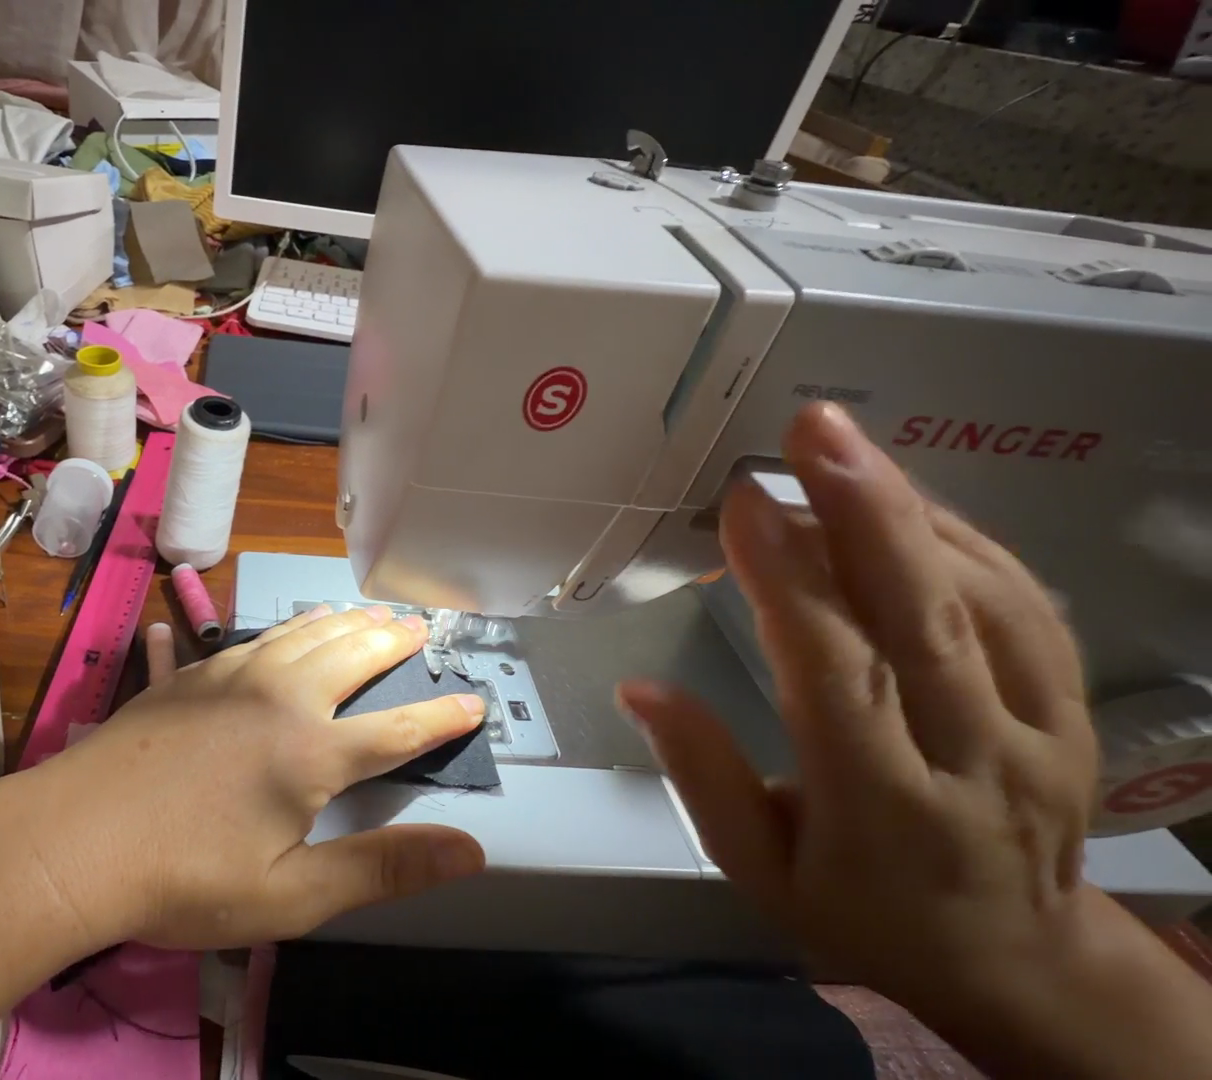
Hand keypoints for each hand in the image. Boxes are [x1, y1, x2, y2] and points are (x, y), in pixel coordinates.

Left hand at [8, 605, 487, 951]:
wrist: (74, 841)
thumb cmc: (185, 880)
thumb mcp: (292, 894)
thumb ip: (381, 868)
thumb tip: (470, 850)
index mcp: (311, 751)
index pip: (398, 728)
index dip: (442, 716)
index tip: (475, 701)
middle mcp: (277, 697)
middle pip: (351, 655)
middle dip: (393, 640)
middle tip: (418, 627)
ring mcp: (225, 678)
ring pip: (298, 634)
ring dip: (339, 622)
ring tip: (364, 612)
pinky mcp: (184, 678)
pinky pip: (239, 641)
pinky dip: (273, 631)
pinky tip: (272, 628)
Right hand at [617, 402, 1099, 1009]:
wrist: (1016, 961)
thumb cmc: (859, 911)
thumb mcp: (755, 868)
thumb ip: (702, 775)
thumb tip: (640, 688)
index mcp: (881, 802)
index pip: (834, 670)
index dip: (787, 580)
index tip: (742, 502)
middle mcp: (975, 755)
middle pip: (927, 617)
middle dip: (865, 509)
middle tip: (814, 427)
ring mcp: (1042, 728)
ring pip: (985, 598)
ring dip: (909, 511)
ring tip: (841, 448)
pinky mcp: (1075, 708)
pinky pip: (1026, 607)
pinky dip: (961, 539)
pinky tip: (902, 501)